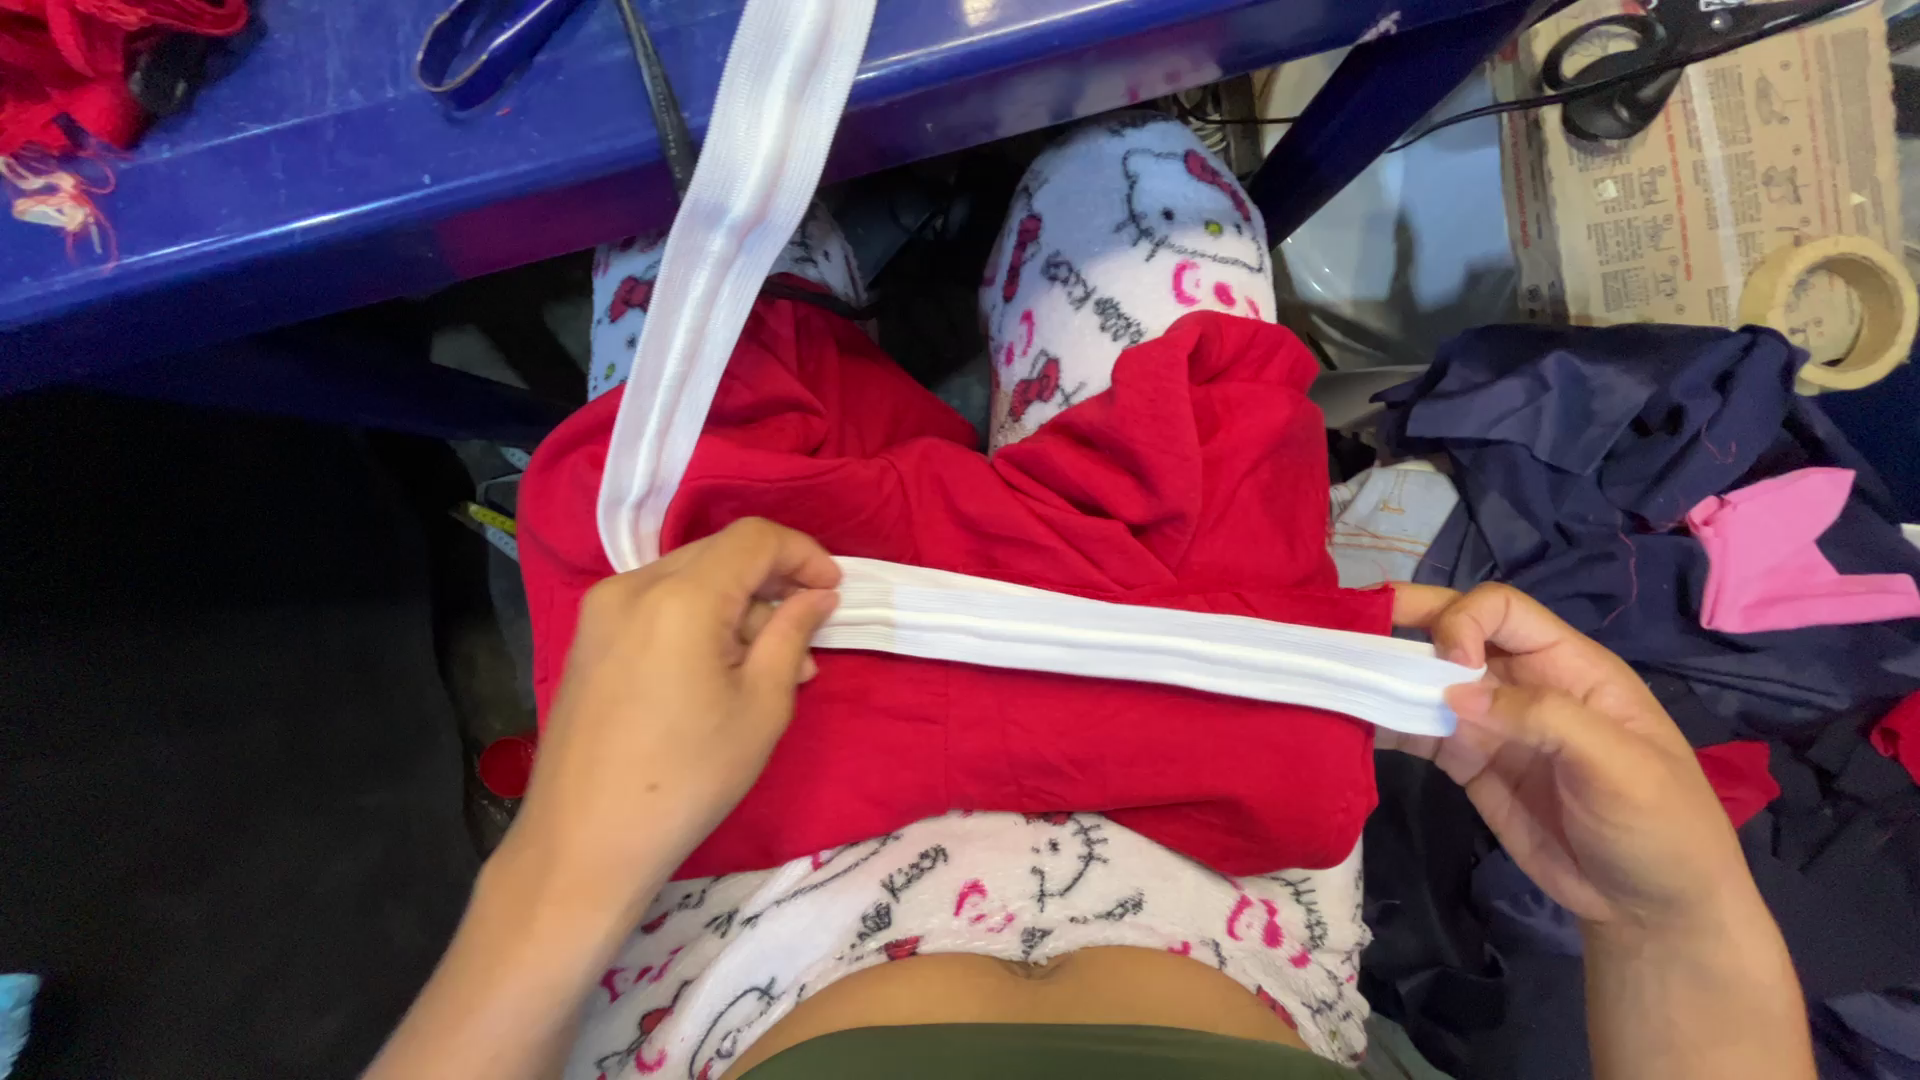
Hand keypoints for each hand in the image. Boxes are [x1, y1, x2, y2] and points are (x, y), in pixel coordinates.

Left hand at [505, 518, 841, 920]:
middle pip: (721, 554)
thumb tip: (817, 595)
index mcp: (680, 599)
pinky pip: (660, 605)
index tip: (833, 590)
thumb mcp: (761, 706)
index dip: (802, 553)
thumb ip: (792, 633)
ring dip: (739, 607)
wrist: (584, 845)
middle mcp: (633, 587)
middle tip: (806, 635)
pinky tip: (720, 670)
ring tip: (771, 667)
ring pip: (691, 579)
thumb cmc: (688, 778)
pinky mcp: (590, 638)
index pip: (754, 538)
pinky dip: (702, 620)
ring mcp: (602, 611)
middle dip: (772, 583)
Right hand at [1385, 583, 1755, 934]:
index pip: (1500, 610)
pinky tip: (1348, 724)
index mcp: (1566, 666)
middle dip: (1401, 621)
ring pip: (1421, 678)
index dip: (1462, 621)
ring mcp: (1486, 720)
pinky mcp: (1462, 758)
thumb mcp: (1622, 768)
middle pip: (1451, 628)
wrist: (1648, 909)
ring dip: (1380, 675)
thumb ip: (1544, 718)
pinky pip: (1412, 728)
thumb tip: (1454, 692)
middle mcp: (1518, 681)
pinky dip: (1379, 722)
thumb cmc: (1659, 827)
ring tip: (1333, 678)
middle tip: (1350, 630)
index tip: (1447, 664)